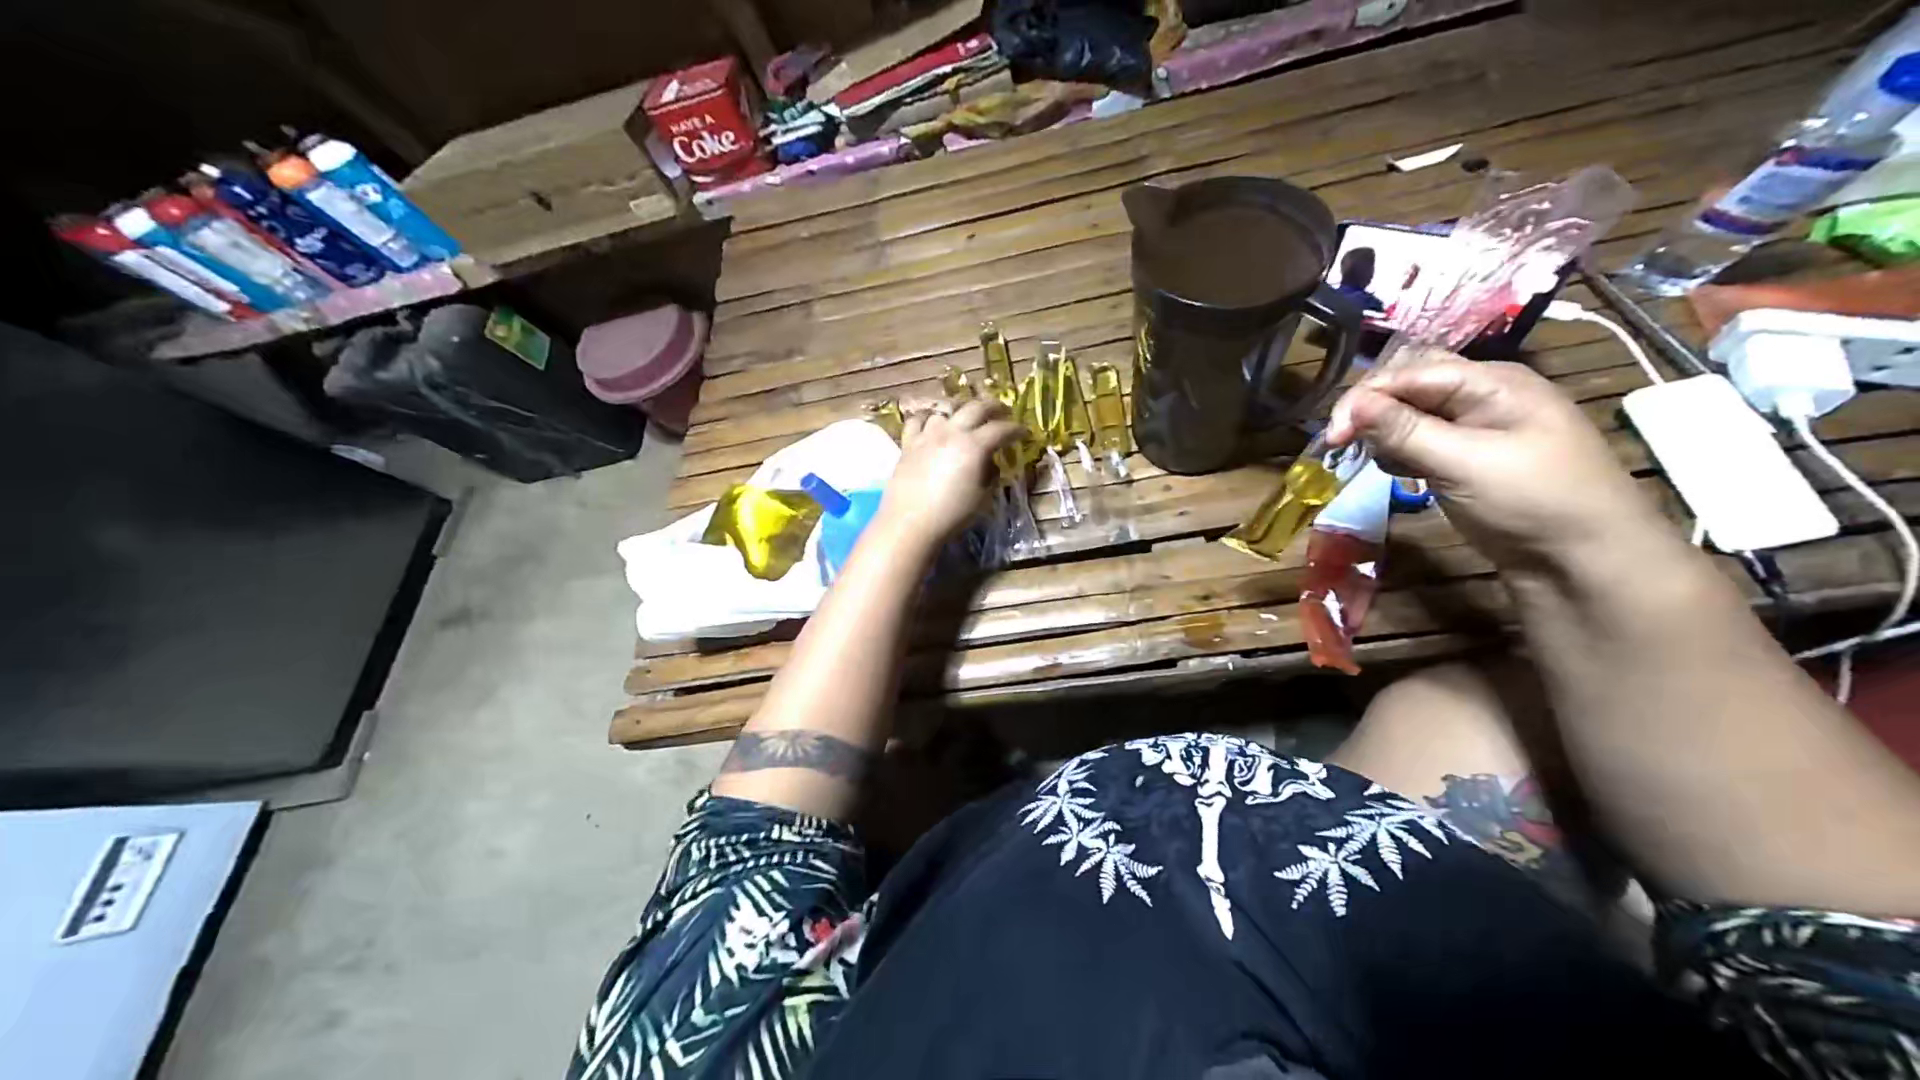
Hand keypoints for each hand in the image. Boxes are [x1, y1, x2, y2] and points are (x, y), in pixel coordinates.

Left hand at [874, 399, 1022, 550]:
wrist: (910, 522)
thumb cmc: (952, 514)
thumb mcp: (983, 497)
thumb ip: (990, 475)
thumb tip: (989, 463)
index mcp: (974, 446)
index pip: (1002, 429)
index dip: (1016, 429)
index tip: (1025, 433)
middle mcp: (952, 433)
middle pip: (976, 407)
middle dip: (994, 407)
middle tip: (1003, 412)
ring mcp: (927, 435)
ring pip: (945, 410)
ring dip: (960, 411)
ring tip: (965, 418)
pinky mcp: (908, 444)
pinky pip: (917, 421)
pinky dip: (927, 419)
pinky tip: (931, 425)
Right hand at [1325, 356, 1668, 573]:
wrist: (1588, 563)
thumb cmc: (1533, 501)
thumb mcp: (1463, 463)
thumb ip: (1404, 430)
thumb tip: (1349, 404)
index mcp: (1493, 382)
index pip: (1410, 371)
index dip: (1364, 398)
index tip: (1331, 437)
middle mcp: (1484, 396)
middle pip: (1410, 385)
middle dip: (1371, 409)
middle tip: (1341, 444)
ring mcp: (1479, 428)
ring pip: (1412, 414)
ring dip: (1383, 431)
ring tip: (1368, 460)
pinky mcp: (1471, 459)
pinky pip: (1423, 441)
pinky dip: (1400, 451)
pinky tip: (1394, 471)